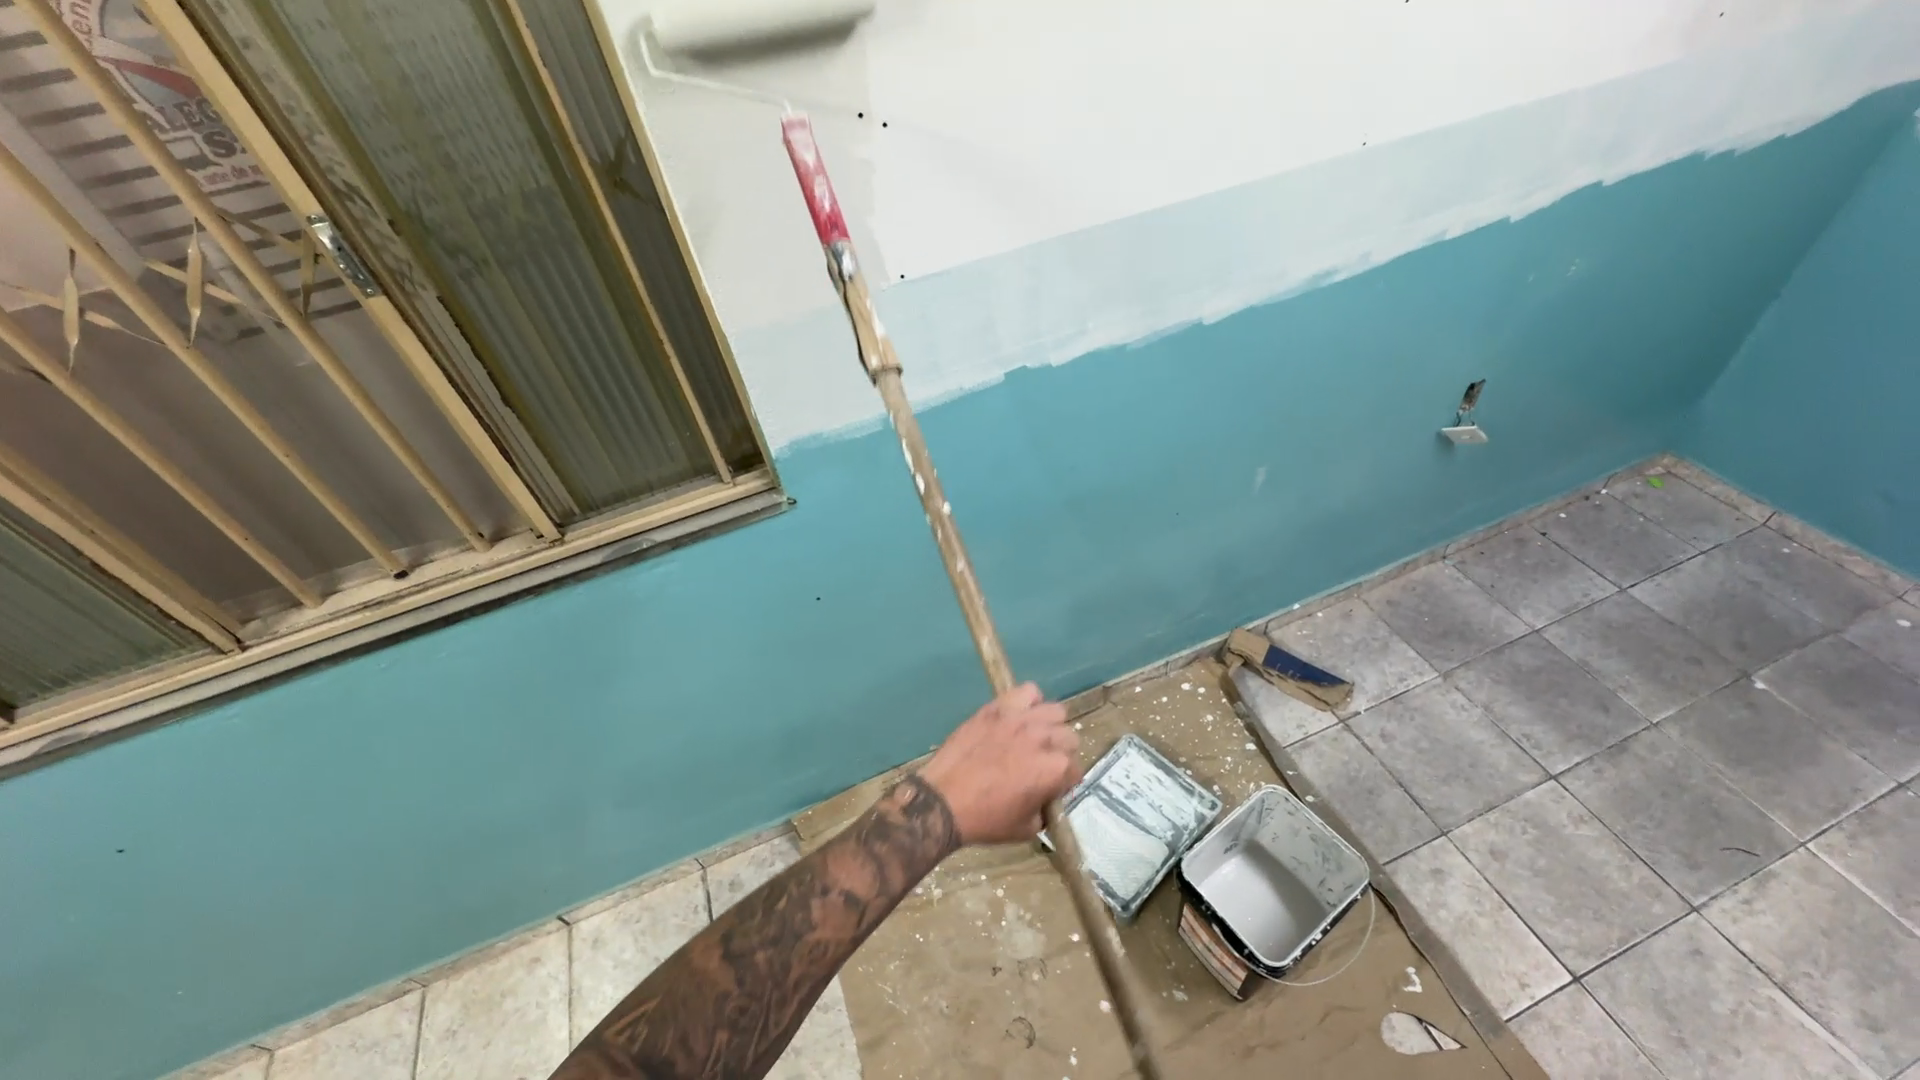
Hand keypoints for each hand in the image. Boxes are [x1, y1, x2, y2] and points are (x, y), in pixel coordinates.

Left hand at [918, 683, 1081, 845]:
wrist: (943, 800)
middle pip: (1068, 738)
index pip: (1076, 769)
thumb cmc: (985, 819)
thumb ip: (1045, 809)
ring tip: (1032, 738)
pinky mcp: (999, 707)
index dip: (1063, 781)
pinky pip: (1027, 691)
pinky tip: (1018, 717)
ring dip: (1048, 726)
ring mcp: (1021, 719)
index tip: (1050, 787)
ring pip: (1055, 711)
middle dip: (1059, 753)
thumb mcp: (1026, 827)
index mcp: (1054, 769)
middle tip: (1040, 763)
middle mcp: (1044, 738)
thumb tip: (1047, 797)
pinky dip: (1028, 701)